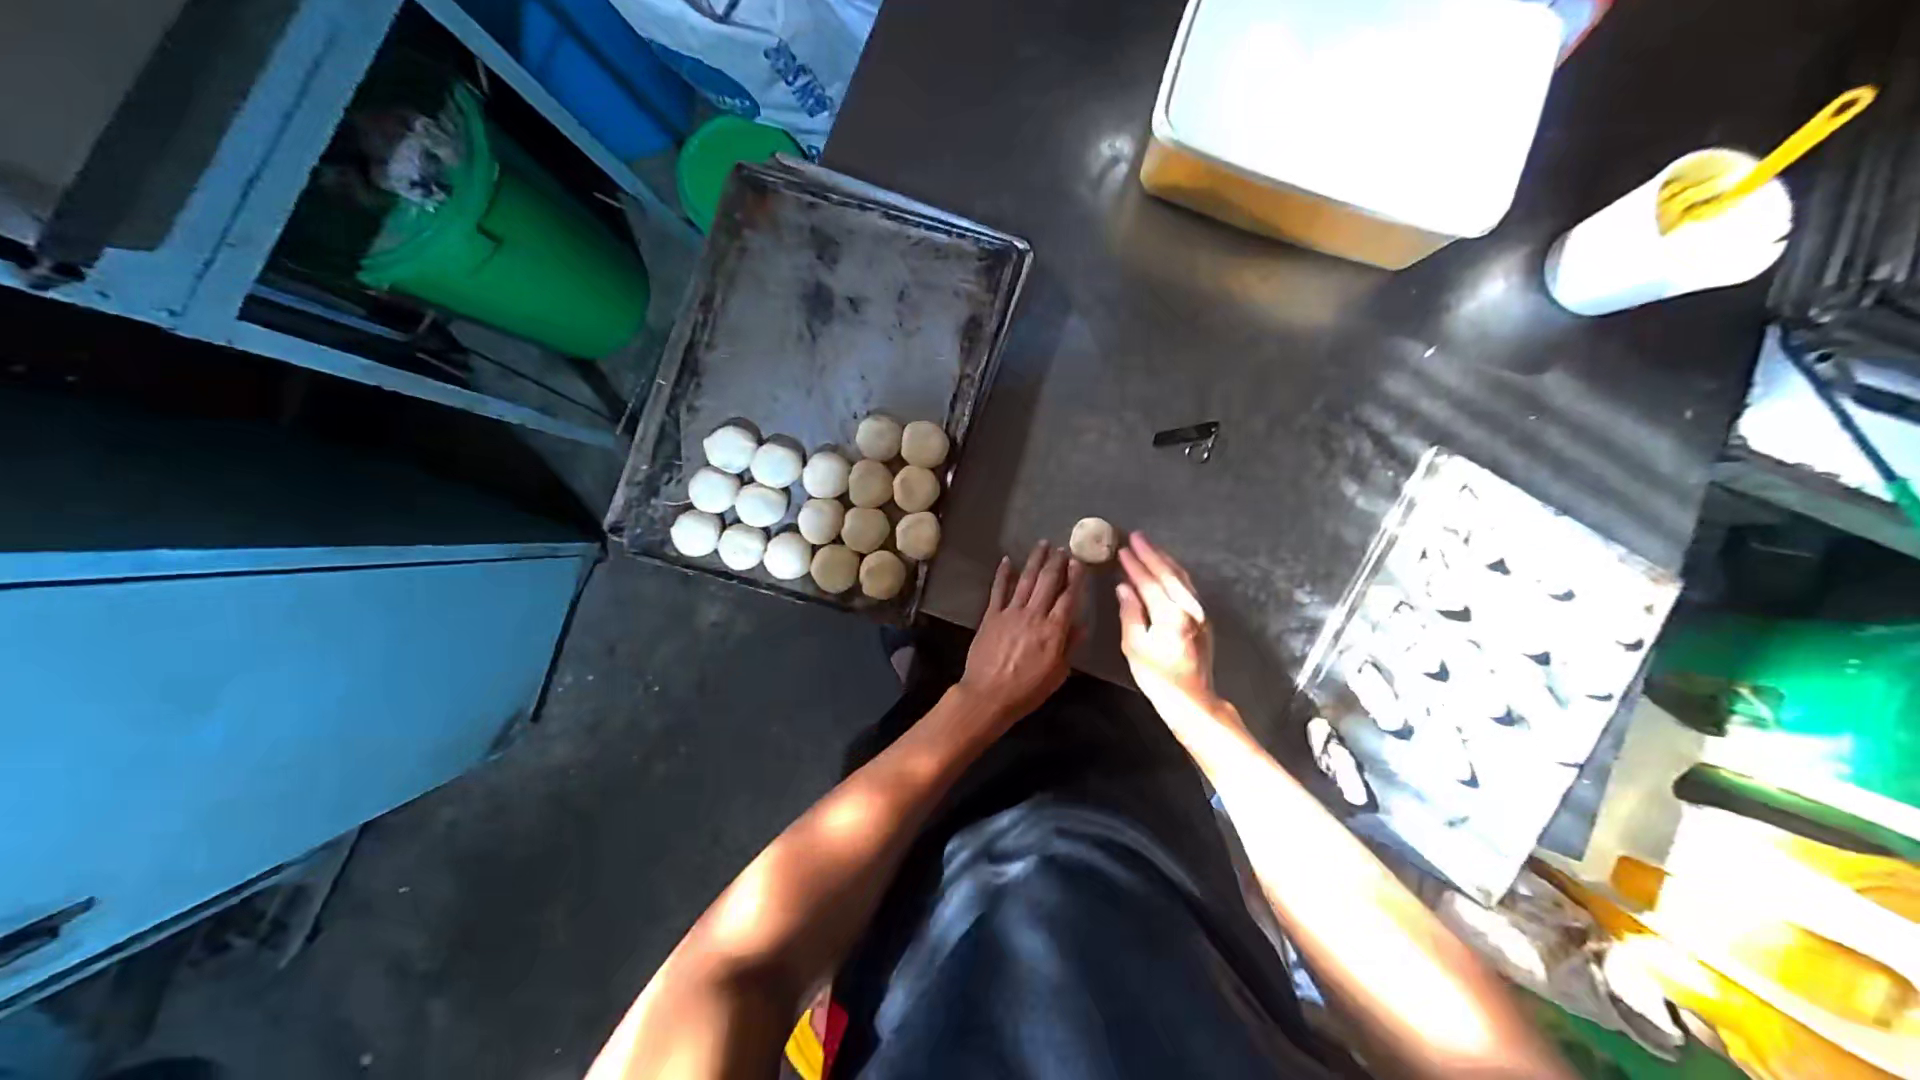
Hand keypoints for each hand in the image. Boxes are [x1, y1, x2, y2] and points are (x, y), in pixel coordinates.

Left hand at [959, 540, 1083, 723]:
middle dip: (1056, 562)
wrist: (989, 695)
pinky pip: (998, 589)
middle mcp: (1034, 615)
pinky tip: (1007, 560)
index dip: (1075, 577)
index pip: (1069, 597)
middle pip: (1048, 581)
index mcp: (1054, 630)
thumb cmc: (1028, 690)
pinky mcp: (991, 615)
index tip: (1078, 562)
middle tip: (1062, 548)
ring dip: (1035, 561)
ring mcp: (1011, 612)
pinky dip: (1003, 573)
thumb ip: (1070, 646)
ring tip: (1042, 545)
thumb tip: (1081, 624)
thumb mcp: (1058, 673)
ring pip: (1026, 580)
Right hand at [1116, 534, 1220, 719]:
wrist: (1192, 699)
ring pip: (1182, 578)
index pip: (1149, 582)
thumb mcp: (1134, 646)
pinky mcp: (1204, 618)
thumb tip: (1124, 587)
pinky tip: (1166, 568)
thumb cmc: (1157, 677)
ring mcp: (1200, 612)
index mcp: (1171, 615)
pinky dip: (1175, 573)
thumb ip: (1130, 612)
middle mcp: (1190, 608)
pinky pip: (1188, 587)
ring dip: (1165, 560)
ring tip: (1149, 546)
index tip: (1122, 549)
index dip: (1134, 565)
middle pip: (1168, 573)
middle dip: (1151, 554)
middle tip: (1137, 536)